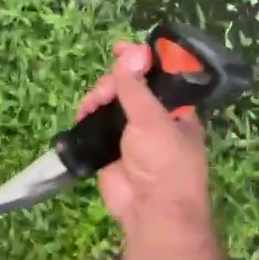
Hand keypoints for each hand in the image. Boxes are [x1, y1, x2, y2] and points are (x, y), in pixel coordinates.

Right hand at [75, 42, 210, 234]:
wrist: (151, 210)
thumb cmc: (164, 163)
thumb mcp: (151, 119)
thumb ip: (135, 86)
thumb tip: (131, 51)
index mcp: (176, 113)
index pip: (159, 78)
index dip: (141, 61)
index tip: (120, 49)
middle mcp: (155, 121)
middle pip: (129, 87)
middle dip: (112, 84)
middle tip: (104, 93)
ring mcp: (132, 135)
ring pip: (110, 103)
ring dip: (97, 99)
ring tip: (89, 108)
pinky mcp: (111, 147)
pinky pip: (97, 122)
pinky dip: (87, 115)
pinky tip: (82, 116)